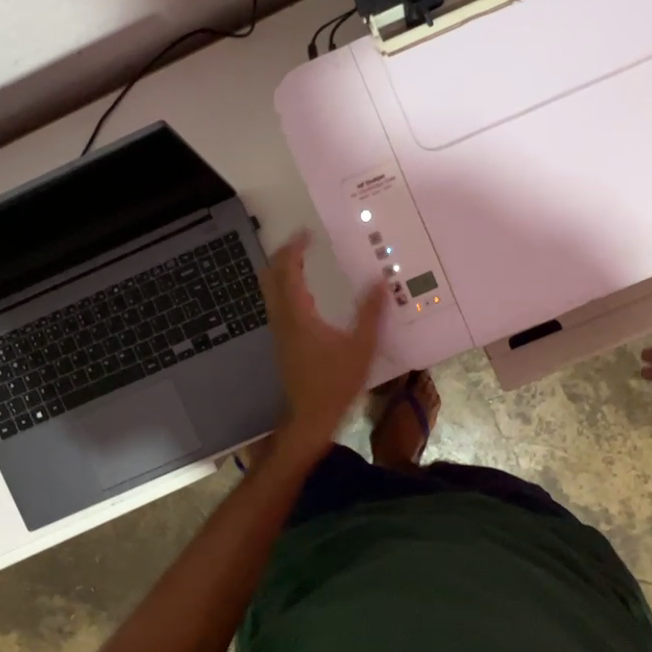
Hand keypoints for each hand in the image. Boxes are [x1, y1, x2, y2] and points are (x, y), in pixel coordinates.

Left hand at [259, 231, 388, 449]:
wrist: (311, 418)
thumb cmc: (336, 384)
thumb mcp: (361, 348)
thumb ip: (371, 313)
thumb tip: (381, 280)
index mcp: (298, 315)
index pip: (288, 271)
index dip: (295, 249)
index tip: (307, 233)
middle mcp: (282, 319)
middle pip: (270, 277)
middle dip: (283, 255)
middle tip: (302, 242)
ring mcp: (279, 332)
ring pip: (270, 291)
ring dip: (282, 271)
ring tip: (303, 260)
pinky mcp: (282, 343)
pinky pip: (276, 304)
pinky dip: (285, 288)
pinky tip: (306, 294)